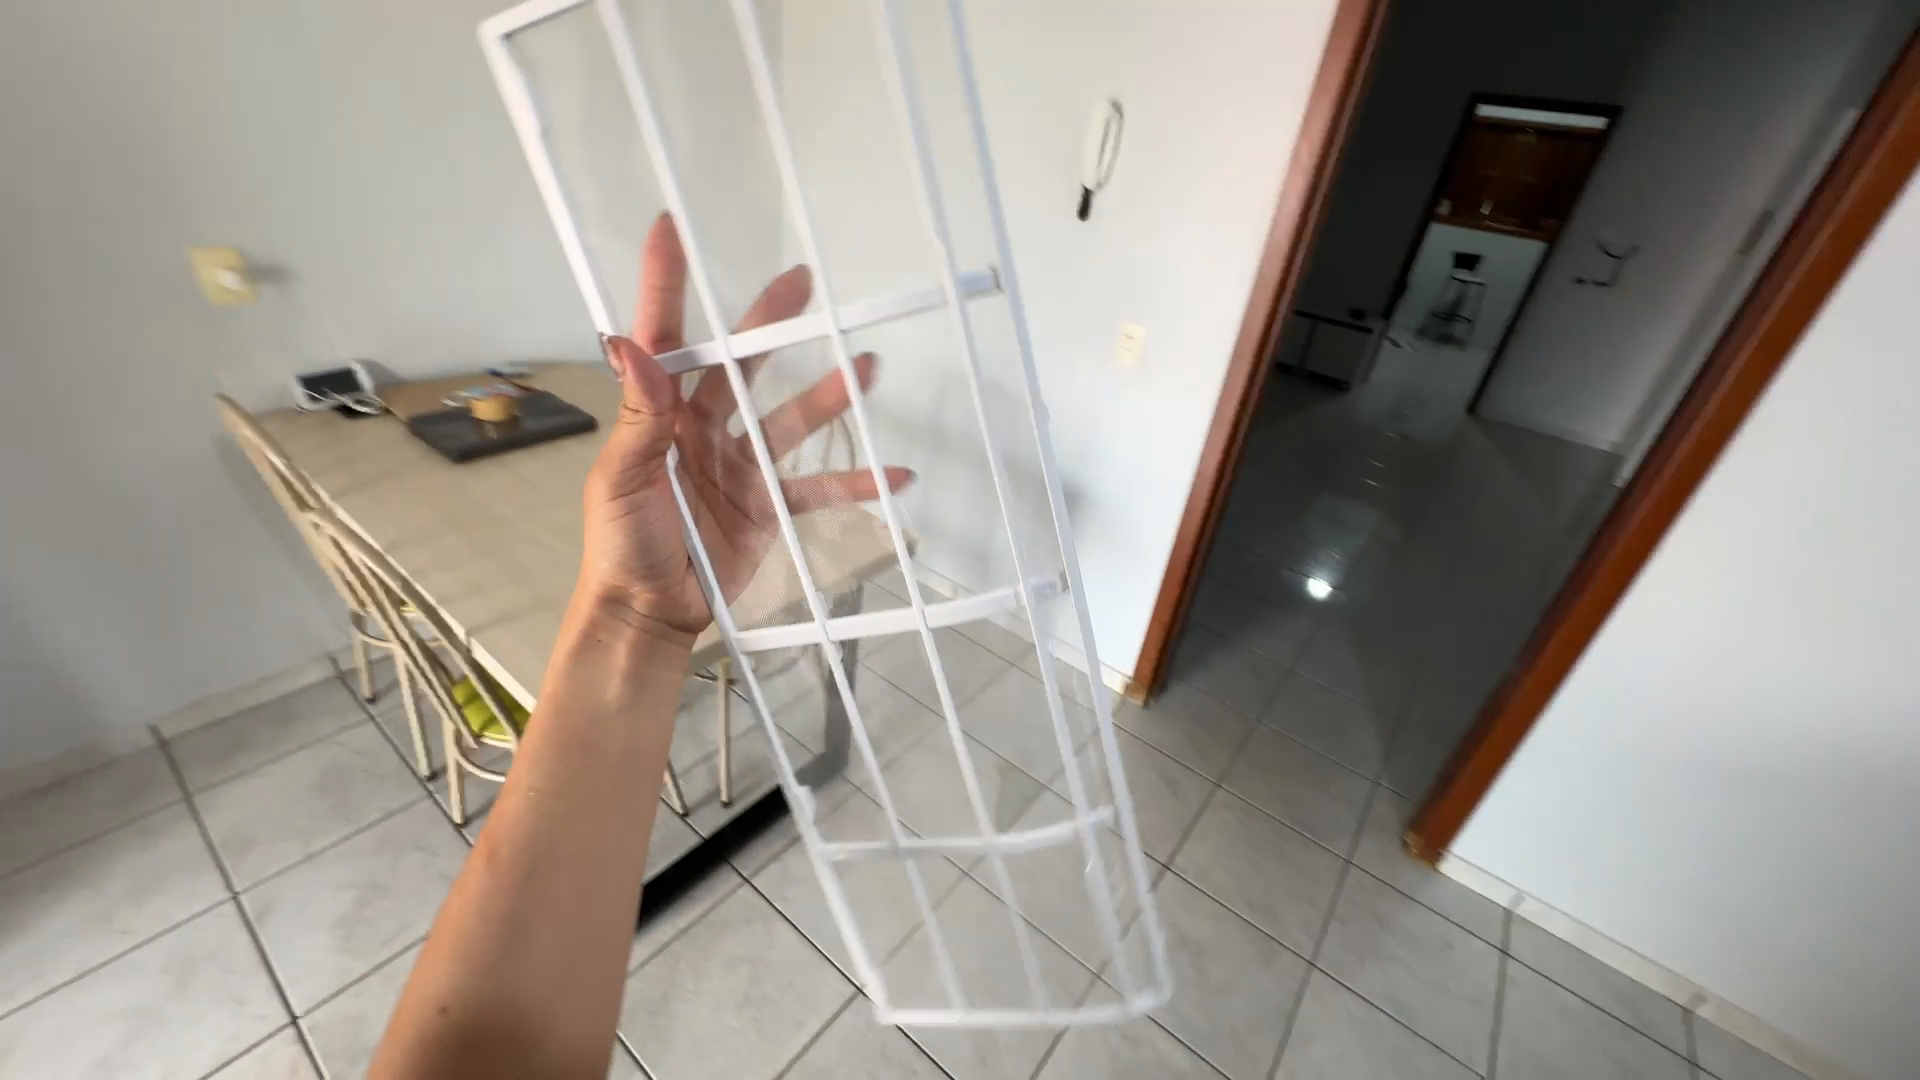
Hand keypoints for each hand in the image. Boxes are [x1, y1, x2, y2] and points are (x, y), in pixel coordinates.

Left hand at [580, 213, 913, 640]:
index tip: (672, 229)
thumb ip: (639, 419)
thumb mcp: (621, 481)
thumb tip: (633, 345)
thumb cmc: (623, 544)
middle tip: (803, 284)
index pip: (664, 340)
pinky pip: (819, 487)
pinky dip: (856, 483)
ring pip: (792, 422)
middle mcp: (704, 429)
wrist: (651, 610)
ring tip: (869, 367)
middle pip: (741, 367)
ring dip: (830, 398)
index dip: (666, 286)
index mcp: (660, 416)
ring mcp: (743, 465)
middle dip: (770, 325)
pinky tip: (895, 475)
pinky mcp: (770, 503)